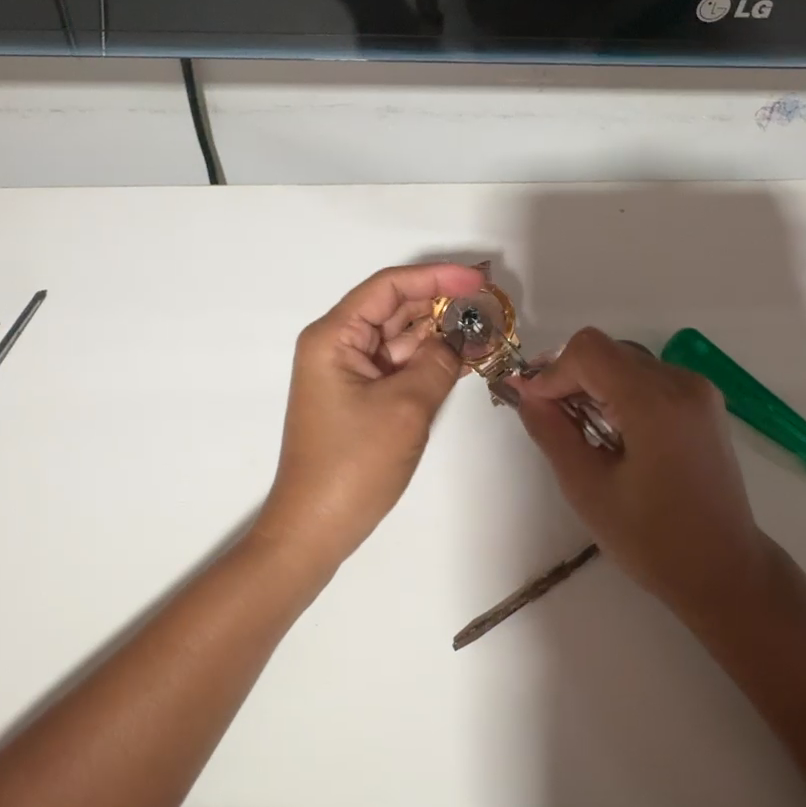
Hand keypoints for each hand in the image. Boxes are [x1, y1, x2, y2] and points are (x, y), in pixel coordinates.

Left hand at [257, 263, 485, 566]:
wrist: (316, 528)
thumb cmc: (353, 464)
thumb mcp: (405, 407)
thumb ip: (438, 363)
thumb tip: (458, 339)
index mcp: (334, 337)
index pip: (388, 287)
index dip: (436, 278)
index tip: (478, 280)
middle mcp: (337, 346)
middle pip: (394, 308)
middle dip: (441, 303)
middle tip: (490, 302)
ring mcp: (348, 373)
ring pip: (400, 337)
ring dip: (439, 332)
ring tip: (485, 327)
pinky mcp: (359, 397)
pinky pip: (399, 365)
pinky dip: (429, 360)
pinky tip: (463, 356)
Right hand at [509, 328, 770, 619]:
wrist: (724, 570)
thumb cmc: (653, 540)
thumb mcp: (587, 489)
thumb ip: (552, 432)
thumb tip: (525, 393)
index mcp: (656, 403)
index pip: (589, 351)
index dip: (552, 372)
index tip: (532, 406)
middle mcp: (682, 383)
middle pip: (608, 351)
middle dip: (571, 377)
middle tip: (550, 418)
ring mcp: (698, 390)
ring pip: (627, 361)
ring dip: (595, 385)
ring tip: (582, 431)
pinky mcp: (704, 403)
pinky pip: (649, 378)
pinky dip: (621, 392)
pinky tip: (614, 433)